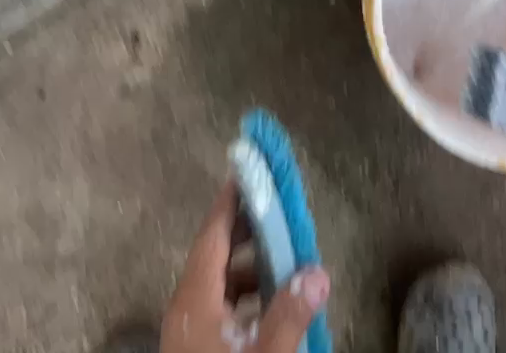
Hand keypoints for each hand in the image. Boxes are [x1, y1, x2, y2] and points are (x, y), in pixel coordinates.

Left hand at [162, 182, 329, 352]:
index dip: (229, 202)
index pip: (211, 235)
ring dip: (250, 265)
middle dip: (245, 230)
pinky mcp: (197, 345)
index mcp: (194, 296)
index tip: (246, 171)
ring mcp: (189, 327)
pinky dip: (246, 294)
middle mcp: (186, 304)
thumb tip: (319, 271)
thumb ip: (289, 313)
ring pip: (219, 282)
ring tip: (285, 256)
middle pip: (215, 253)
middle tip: (276, 208)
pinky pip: (221, 305)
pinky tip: (272, 301)